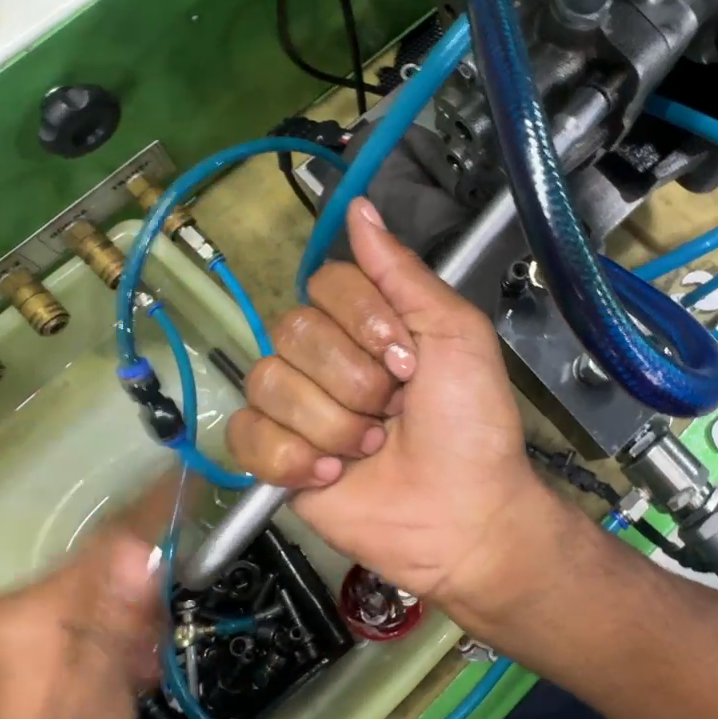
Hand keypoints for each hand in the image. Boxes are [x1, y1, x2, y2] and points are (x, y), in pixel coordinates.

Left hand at [0, 482, 172, 718]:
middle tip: (150, 656)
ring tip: (129, 679)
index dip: (154, 511)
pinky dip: (96, 636)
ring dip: (119, 624)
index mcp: (21, 618)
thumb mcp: (98, 706)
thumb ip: (118, 623)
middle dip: (137, 600)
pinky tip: (104, 679)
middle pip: (94, 571)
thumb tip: (143, 550)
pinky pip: (61, 617)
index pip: (105, 547)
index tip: (192, 477)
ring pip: (82, 595)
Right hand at [227, 197, 569, 619]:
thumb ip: (402, 272)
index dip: (363, 322)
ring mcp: (296, 407)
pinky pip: (246, 434)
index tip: (408, 362)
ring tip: (371, 450)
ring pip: (269, 382)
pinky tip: (331, 475)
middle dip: (354, 380)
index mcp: (367, 323)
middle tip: (393, 413)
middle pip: (293, 331)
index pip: (325, 284)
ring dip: (331, 423)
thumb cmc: (471, 423)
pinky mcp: (274, 457)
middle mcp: (325, 356)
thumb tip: (358, 204)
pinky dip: (291, 457)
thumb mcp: (456, 334)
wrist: (463, 514)